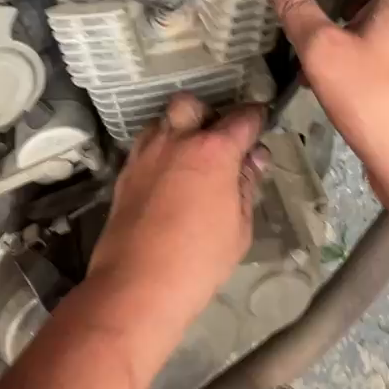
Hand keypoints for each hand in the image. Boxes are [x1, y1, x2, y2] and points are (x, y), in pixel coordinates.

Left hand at [85, 94, 268, 331]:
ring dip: (180, 129)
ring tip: (190, 157)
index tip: (262, 124)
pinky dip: (159, 149)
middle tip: (218, 141)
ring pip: (164, 120)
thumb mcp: (240, 228)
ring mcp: (147, 152)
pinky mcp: (126, 170)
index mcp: (214, 150)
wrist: (136, 284)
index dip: (257, 118)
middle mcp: (178, 140)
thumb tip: (254, 159)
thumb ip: (246, 186)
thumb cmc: (199, 261)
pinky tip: (168, 176)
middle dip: (208, 114)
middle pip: (193, 104)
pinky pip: (146, 144)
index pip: (243, 118)